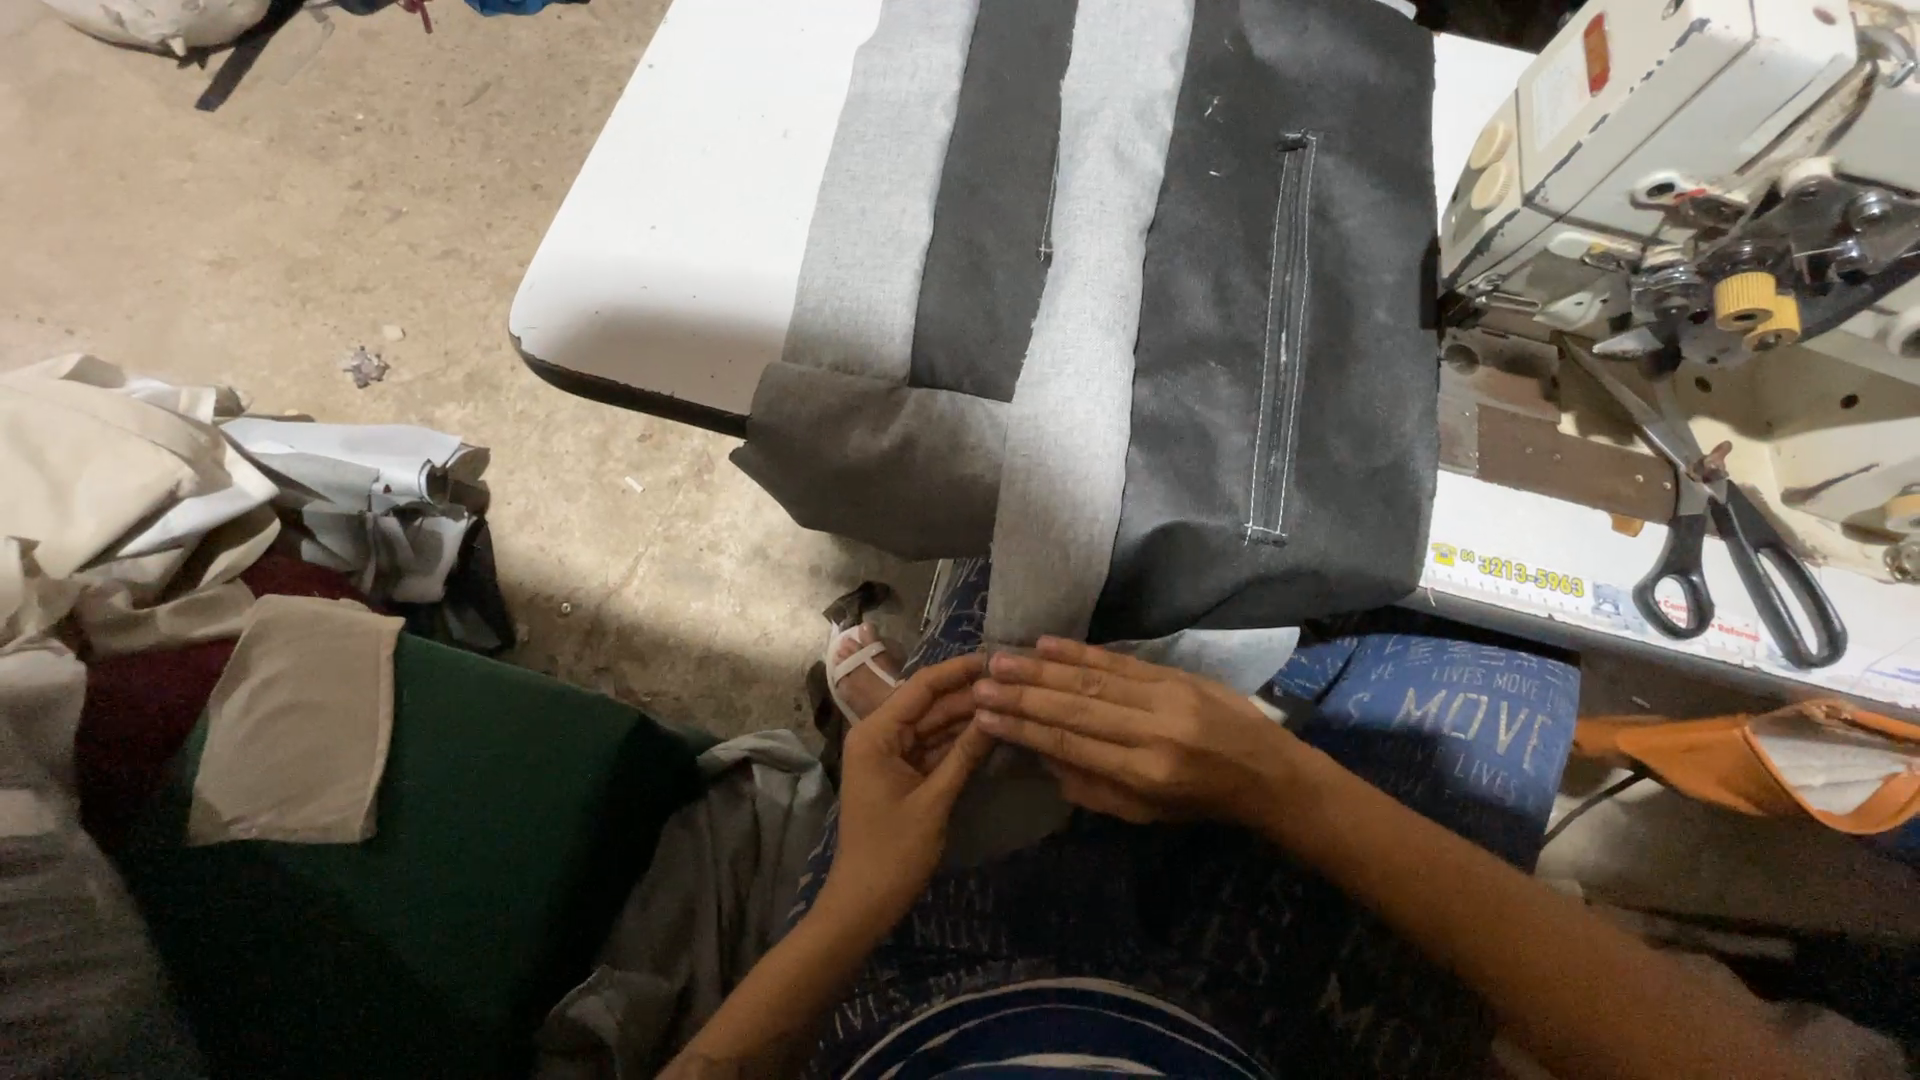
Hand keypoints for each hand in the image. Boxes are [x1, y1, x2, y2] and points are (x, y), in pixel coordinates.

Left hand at [822, 652, 995, 924]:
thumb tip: (996, 713)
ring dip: (966, 717)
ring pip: (933, 725)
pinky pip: (932, 747)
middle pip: (929, 704)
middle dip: (967, 694)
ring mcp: (889, 754)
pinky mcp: (900, 773)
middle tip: (1013, 682)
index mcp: (875, 733)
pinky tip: (990, 731)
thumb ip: (964, 754)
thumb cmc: (893, 852)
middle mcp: (879, 734)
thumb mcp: (934, 801)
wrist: (863, 903)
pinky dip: (958, 742)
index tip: (996, 658)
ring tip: (1009, 700)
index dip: (958, 671)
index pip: (922, 687)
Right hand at [972, 637, 1299, 825]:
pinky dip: (1079, 652)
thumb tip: (1041, 755)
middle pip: (1073, 708)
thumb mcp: (1144, 813)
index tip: (985, 717)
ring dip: (1040, 669)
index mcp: (1143, 773)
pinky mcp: (1173, 674)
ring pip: (1090, 679)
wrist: (1266, 770)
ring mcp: (1164, 697)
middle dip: (1021, 696)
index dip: (1022, 730)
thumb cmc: (1200, 800)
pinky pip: (1118, 660)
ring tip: (1001, 661)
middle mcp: (1150, 731)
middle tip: (980, 684)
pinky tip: (1046, 645)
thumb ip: (1090, 787)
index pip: (1069, 744)